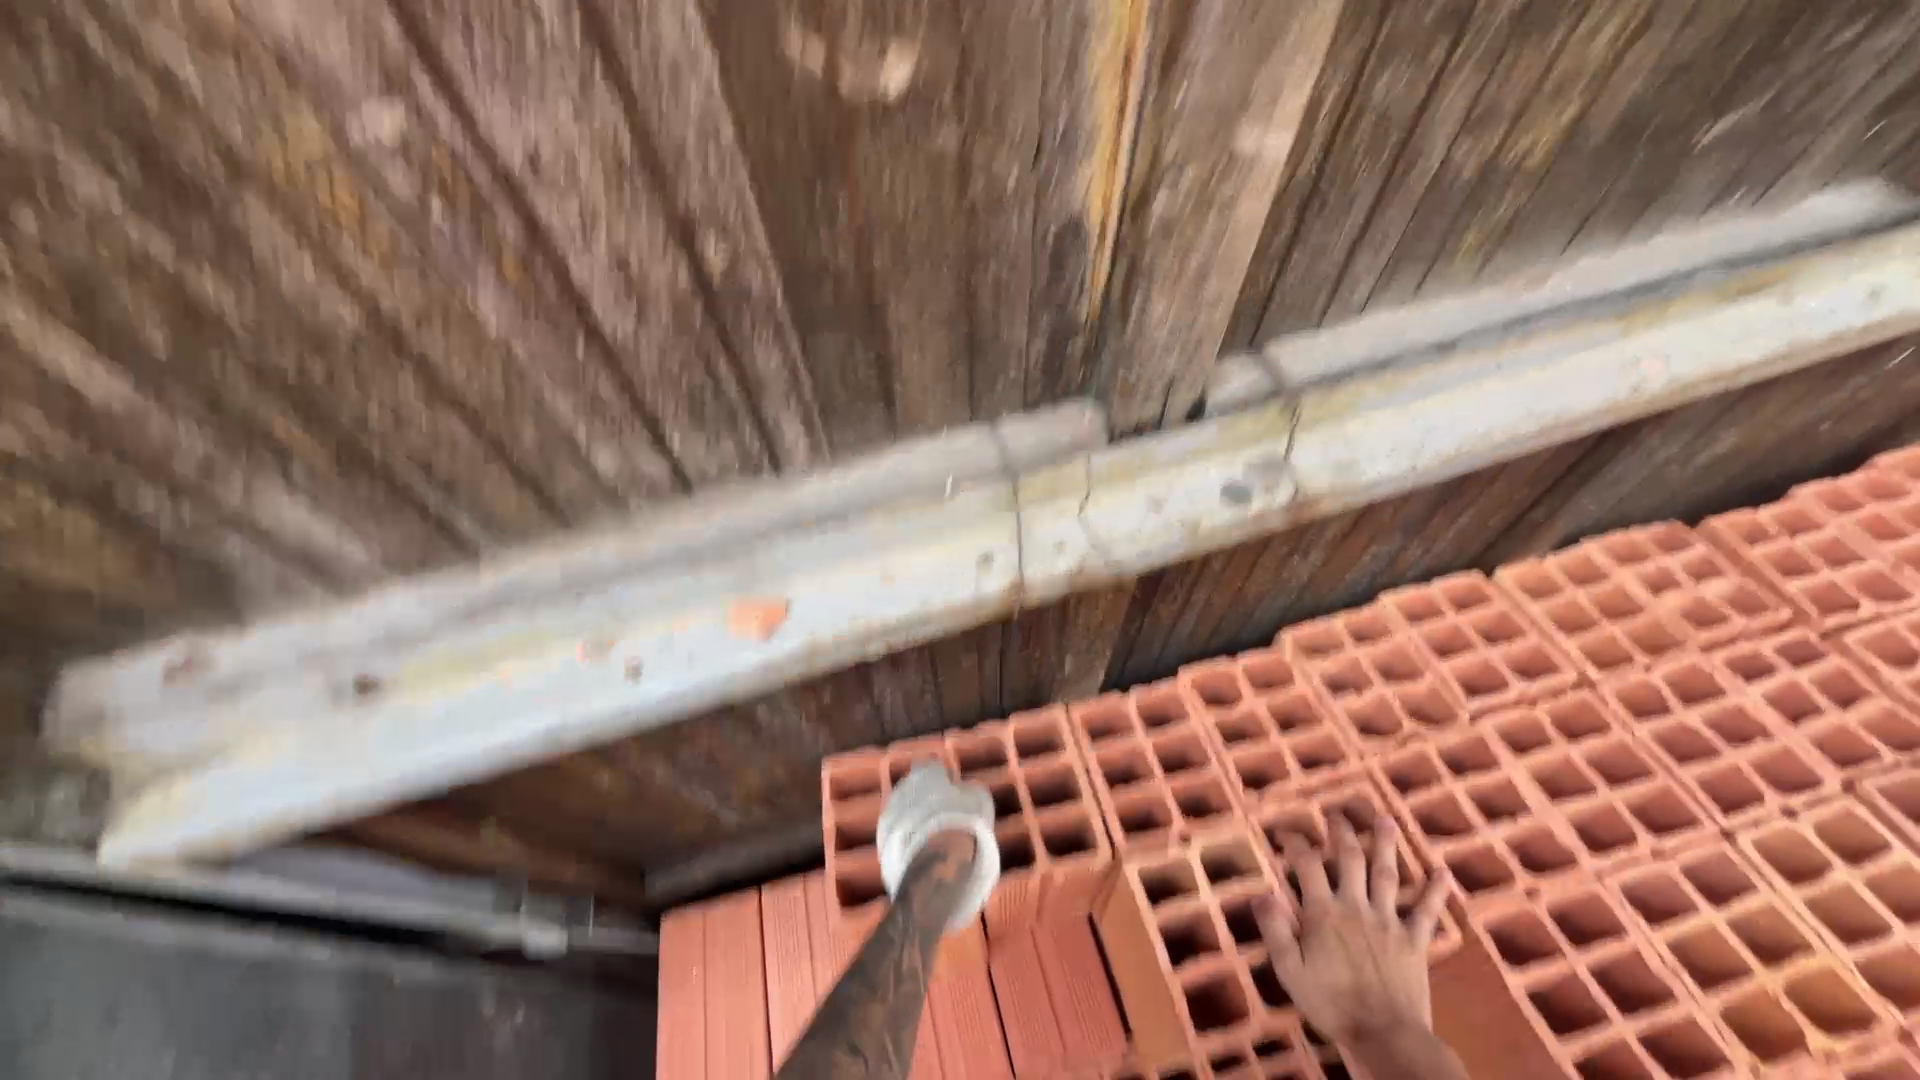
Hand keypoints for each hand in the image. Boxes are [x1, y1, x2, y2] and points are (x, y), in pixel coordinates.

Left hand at [875, 763, 999, 931]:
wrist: (937, 861)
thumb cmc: (963, 824)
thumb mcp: (979, 801)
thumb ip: (969, 790)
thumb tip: (965, 788)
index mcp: (927, 773)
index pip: (930, 766)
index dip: (939, 775)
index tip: (948, 786)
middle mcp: (904, 787)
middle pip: (912, 786)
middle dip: (923, 795)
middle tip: (939, 810)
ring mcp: (890, 812)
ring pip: (902, 809)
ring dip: (913, 816)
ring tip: (930, 832)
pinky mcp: (882, 839)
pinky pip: (896, 831)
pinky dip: (906, 836)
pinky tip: (919, 847)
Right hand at [1253, 813, 1452, 1044]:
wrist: (1384, 1035)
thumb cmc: (1330, 1004)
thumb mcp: (1289, 971)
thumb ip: (1275, 930)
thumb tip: (1262, 893)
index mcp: (1323, 912)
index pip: (1306, 865)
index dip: (1295, 843)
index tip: (1285, 832)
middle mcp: (1356, 906)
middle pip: (1349, 858)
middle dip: (1341, 832)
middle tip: (1337, 813)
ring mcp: (1388, 921)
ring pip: (1386, 873)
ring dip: (1385, 844)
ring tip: (1384, 820)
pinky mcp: (1414, 940)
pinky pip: (1426, 911)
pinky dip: (1435, 891)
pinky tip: (1443, 873)